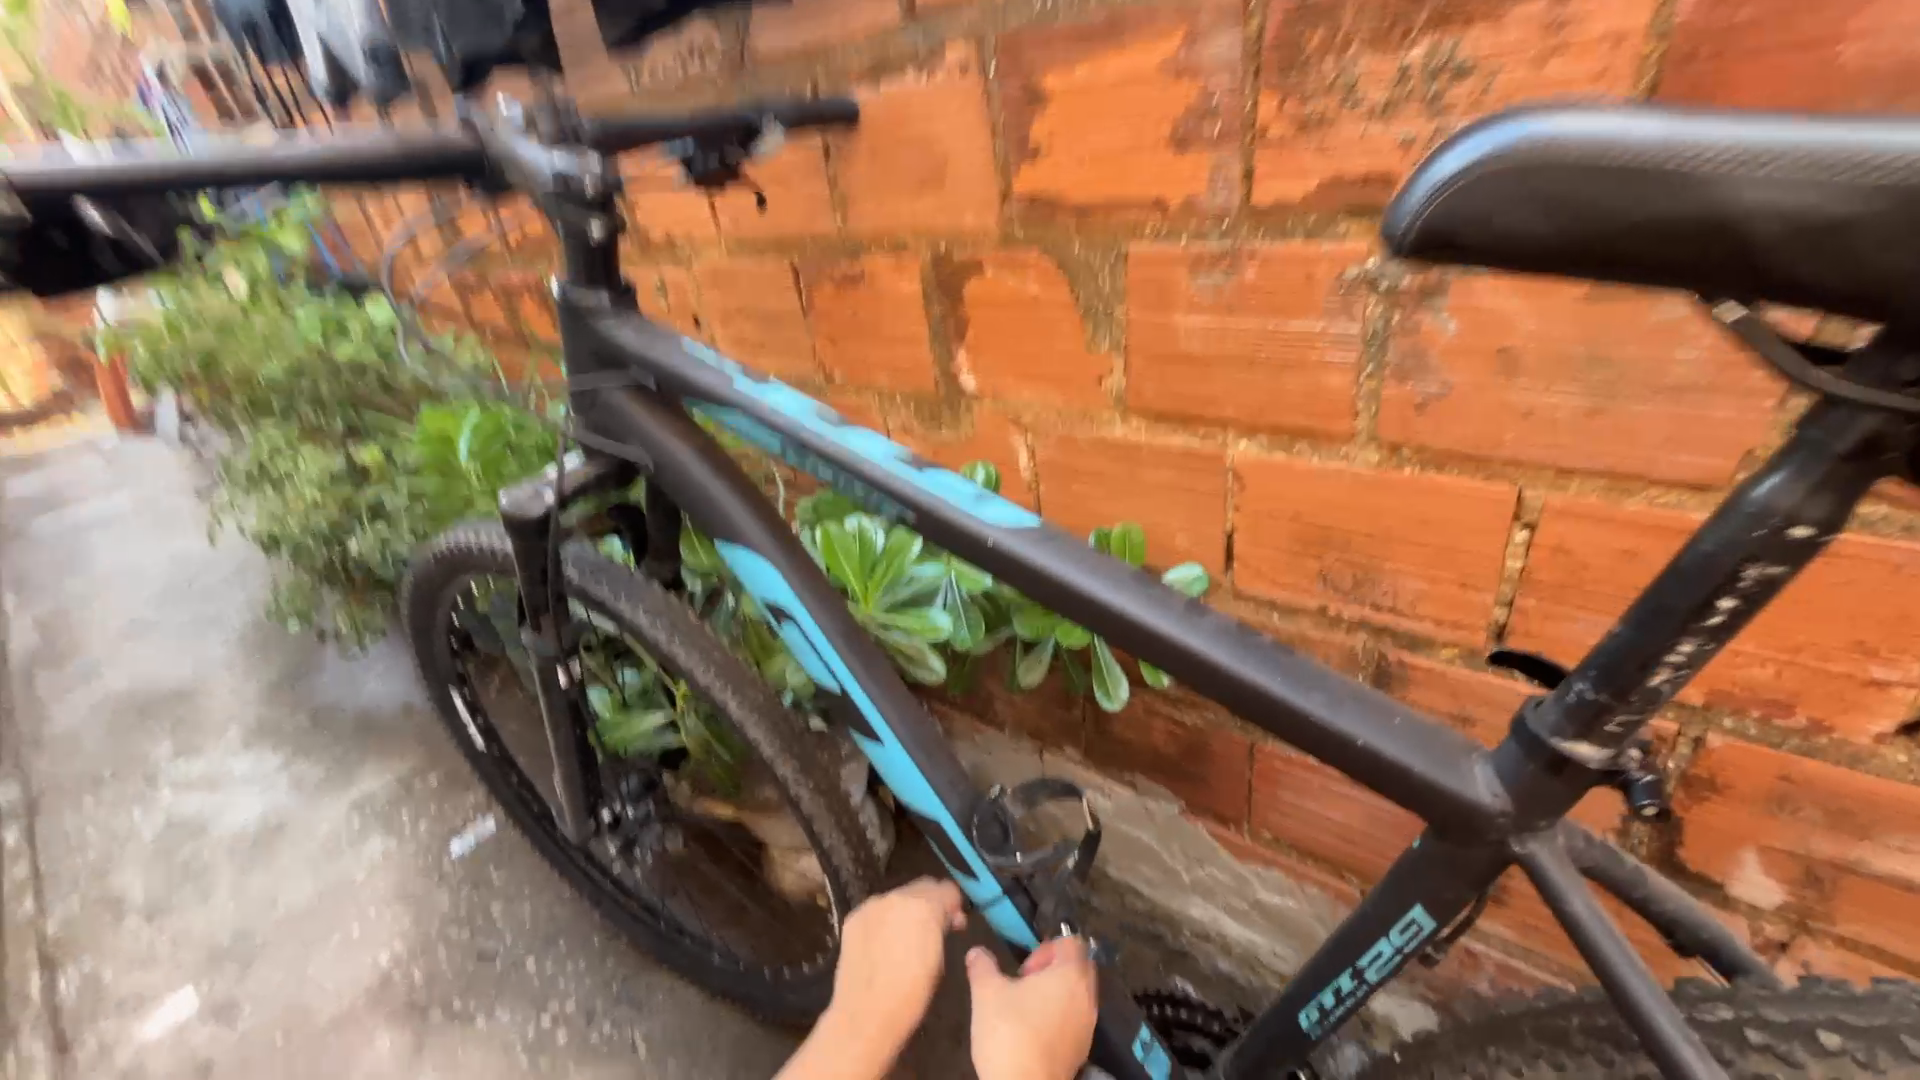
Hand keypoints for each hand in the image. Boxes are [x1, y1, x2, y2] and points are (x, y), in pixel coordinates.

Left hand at [823, 878, 967, 1059]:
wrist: (864, 1016)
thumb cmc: (911, 996)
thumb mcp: (939, 961)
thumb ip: (943, 929)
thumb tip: (947, 918)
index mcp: (924, 907)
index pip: (947, 889)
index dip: (954, 904)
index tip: (955, 922)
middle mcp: (897, 896)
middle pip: (922, 887)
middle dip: (932, 903)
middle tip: (934, 928)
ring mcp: (872, 905)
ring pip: (898, 897)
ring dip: (907, 910)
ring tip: (906, 938)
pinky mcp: (853, 917)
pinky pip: (877, 910)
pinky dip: (885, 920)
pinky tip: (883, 944)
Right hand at [965, 935, 1099, 1079]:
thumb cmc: (1009, 1033)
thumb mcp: (986, 992)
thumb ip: (982, 965)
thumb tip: (976, 952)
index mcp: (1070, 974)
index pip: (1071, 942)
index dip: (1046, 947)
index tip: (1025, 968)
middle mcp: (1086, 997)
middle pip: (1078, 966)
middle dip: (1053, 968)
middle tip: (1026, 983)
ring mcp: (1088, 1026)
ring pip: (1078, 994)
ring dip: (1056, 993)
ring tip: (1026, 1007)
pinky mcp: (1082, 1050)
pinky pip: (1075, 1019)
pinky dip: (1059, 1016)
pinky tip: (1033, 1030)